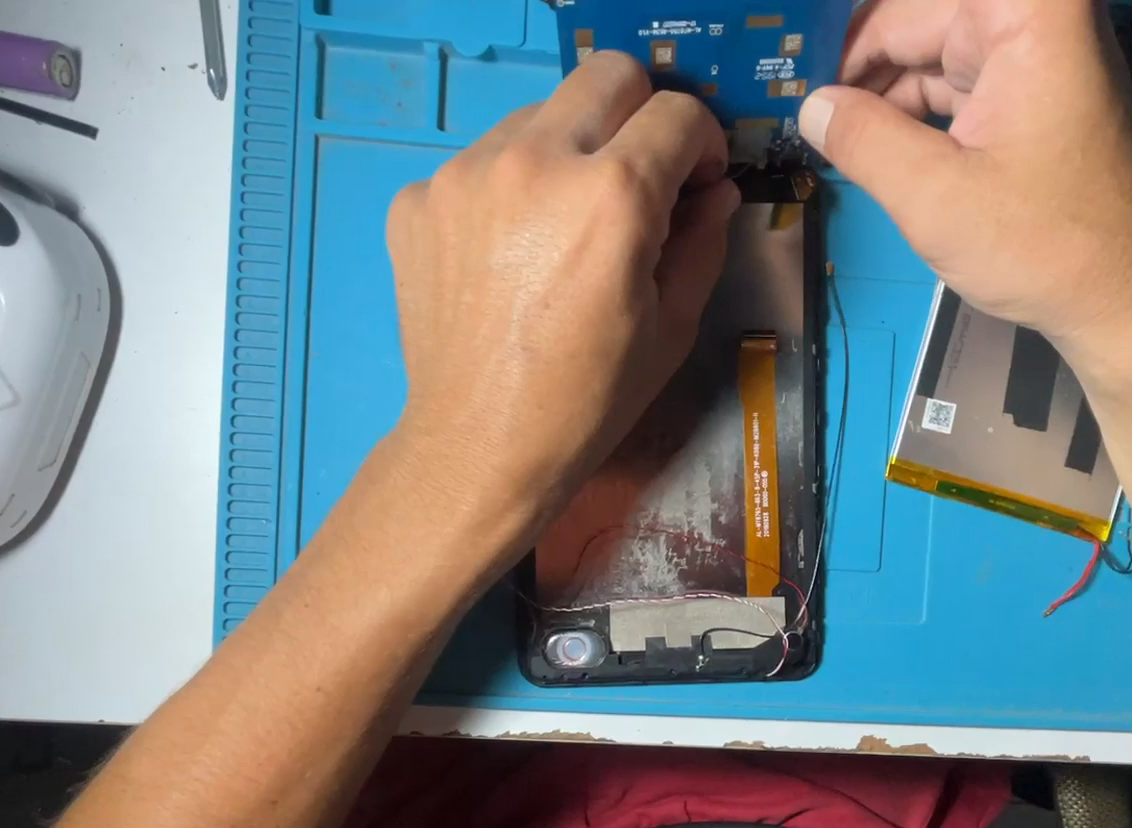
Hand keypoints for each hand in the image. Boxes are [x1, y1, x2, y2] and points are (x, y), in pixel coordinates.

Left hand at [383, 51, 738, 534]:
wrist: (481, 447)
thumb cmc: (587, 403)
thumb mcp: (669, 330)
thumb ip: (702, 244)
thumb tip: (714, 192)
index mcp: (612, 197)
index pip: (677, 113)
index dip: (702, 142)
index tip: (697, 180)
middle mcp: (534, 161)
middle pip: (607, 75)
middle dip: (641, 115)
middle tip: (639, 179)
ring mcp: (464, 175)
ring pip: (537, 116)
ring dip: (568, 151)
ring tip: (562, 228)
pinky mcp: (417, 201)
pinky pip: (481, 164)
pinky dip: (508, 191)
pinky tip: (507, 256)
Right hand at [800, 0, 1131, 366]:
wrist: (1116, 295)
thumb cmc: (1034, 243)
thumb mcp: (932, 196)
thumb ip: (863, 140)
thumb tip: (808, 106)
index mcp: (1024, 13)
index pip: (903, 7)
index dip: (844, 42)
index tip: (789, 79)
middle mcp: (1035, 17)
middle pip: (918, 21)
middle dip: (858, 69)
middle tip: (798, 116)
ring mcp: (1035, 57)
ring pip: (930, 56)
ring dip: (879, 97)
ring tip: (826, 137)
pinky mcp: (1029, 97)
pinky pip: (952, 88)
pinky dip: (910, 115)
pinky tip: (872, 147)